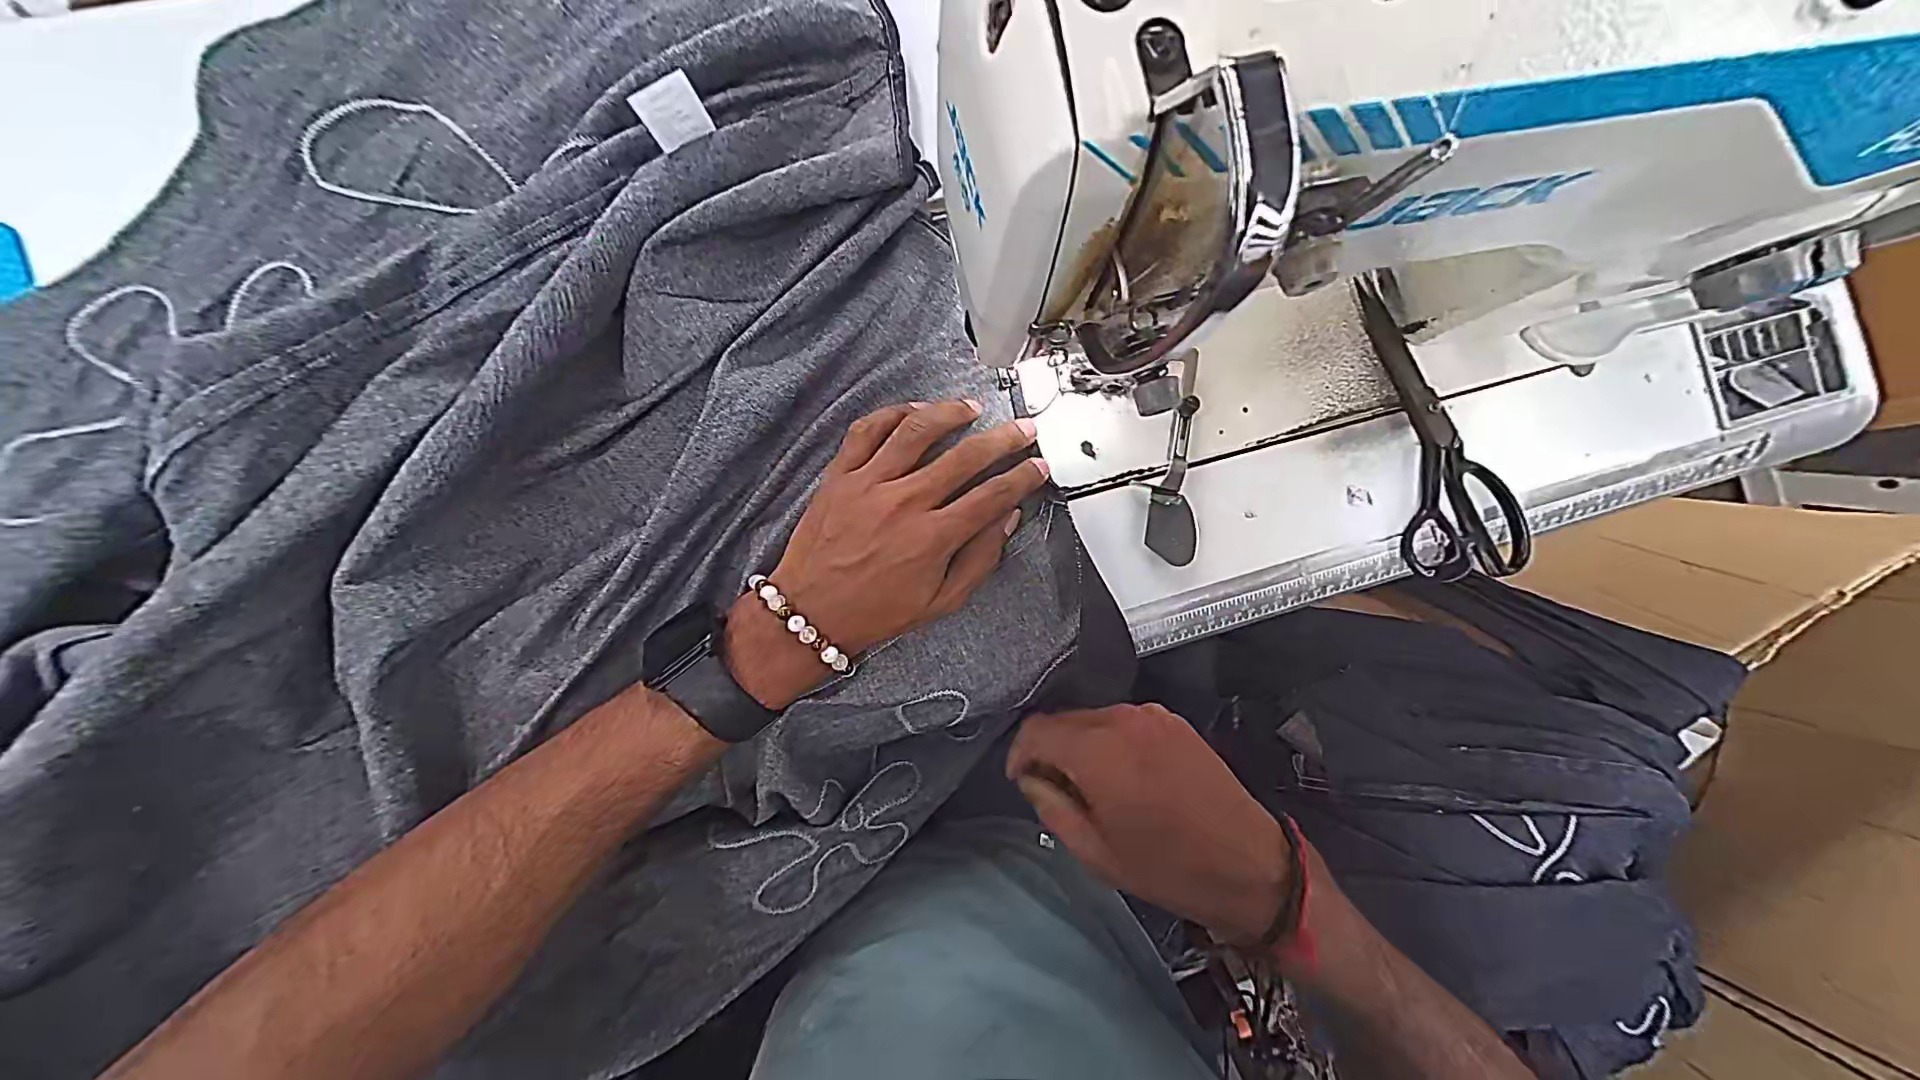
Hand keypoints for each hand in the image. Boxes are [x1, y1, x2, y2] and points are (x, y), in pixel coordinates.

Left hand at [725, 400, 1050, 708]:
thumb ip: (979, 561)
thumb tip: (1007, 521)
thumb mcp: (940, 602)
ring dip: (950, 413)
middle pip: (965, 457)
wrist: (812, 613)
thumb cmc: (874, 611)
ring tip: (971, 407)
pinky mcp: (840, 476)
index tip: (1036, 467)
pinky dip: (893, 413)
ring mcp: (868, 485)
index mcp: (931, 538)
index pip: (992, 496)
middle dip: (1003, 439)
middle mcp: (903, 504)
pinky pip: (867, 431)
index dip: (1022, 478)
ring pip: (916, 431)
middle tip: (1021, 430)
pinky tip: (913, 411)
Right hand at [1007, 704, 1289, 944]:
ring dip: (1080, 744)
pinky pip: (1122, 721)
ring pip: (1091, 718)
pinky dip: (1110, 740)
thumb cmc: (1169, 867)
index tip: (1022, 778)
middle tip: (1055, 788)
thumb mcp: (1094, 852)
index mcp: (1097, 752)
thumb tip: (1032, 779)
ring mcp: (1150, 715)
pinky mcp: (1171, 719)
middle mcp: (1121, 721)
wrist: (1249, 864)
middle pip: (1062, 719)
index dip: (1019, 754)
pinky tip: (1124, 774)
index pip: (1035, 730)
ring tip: (1094, 786)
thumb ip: (1050, 806)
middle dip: (1049, 750)